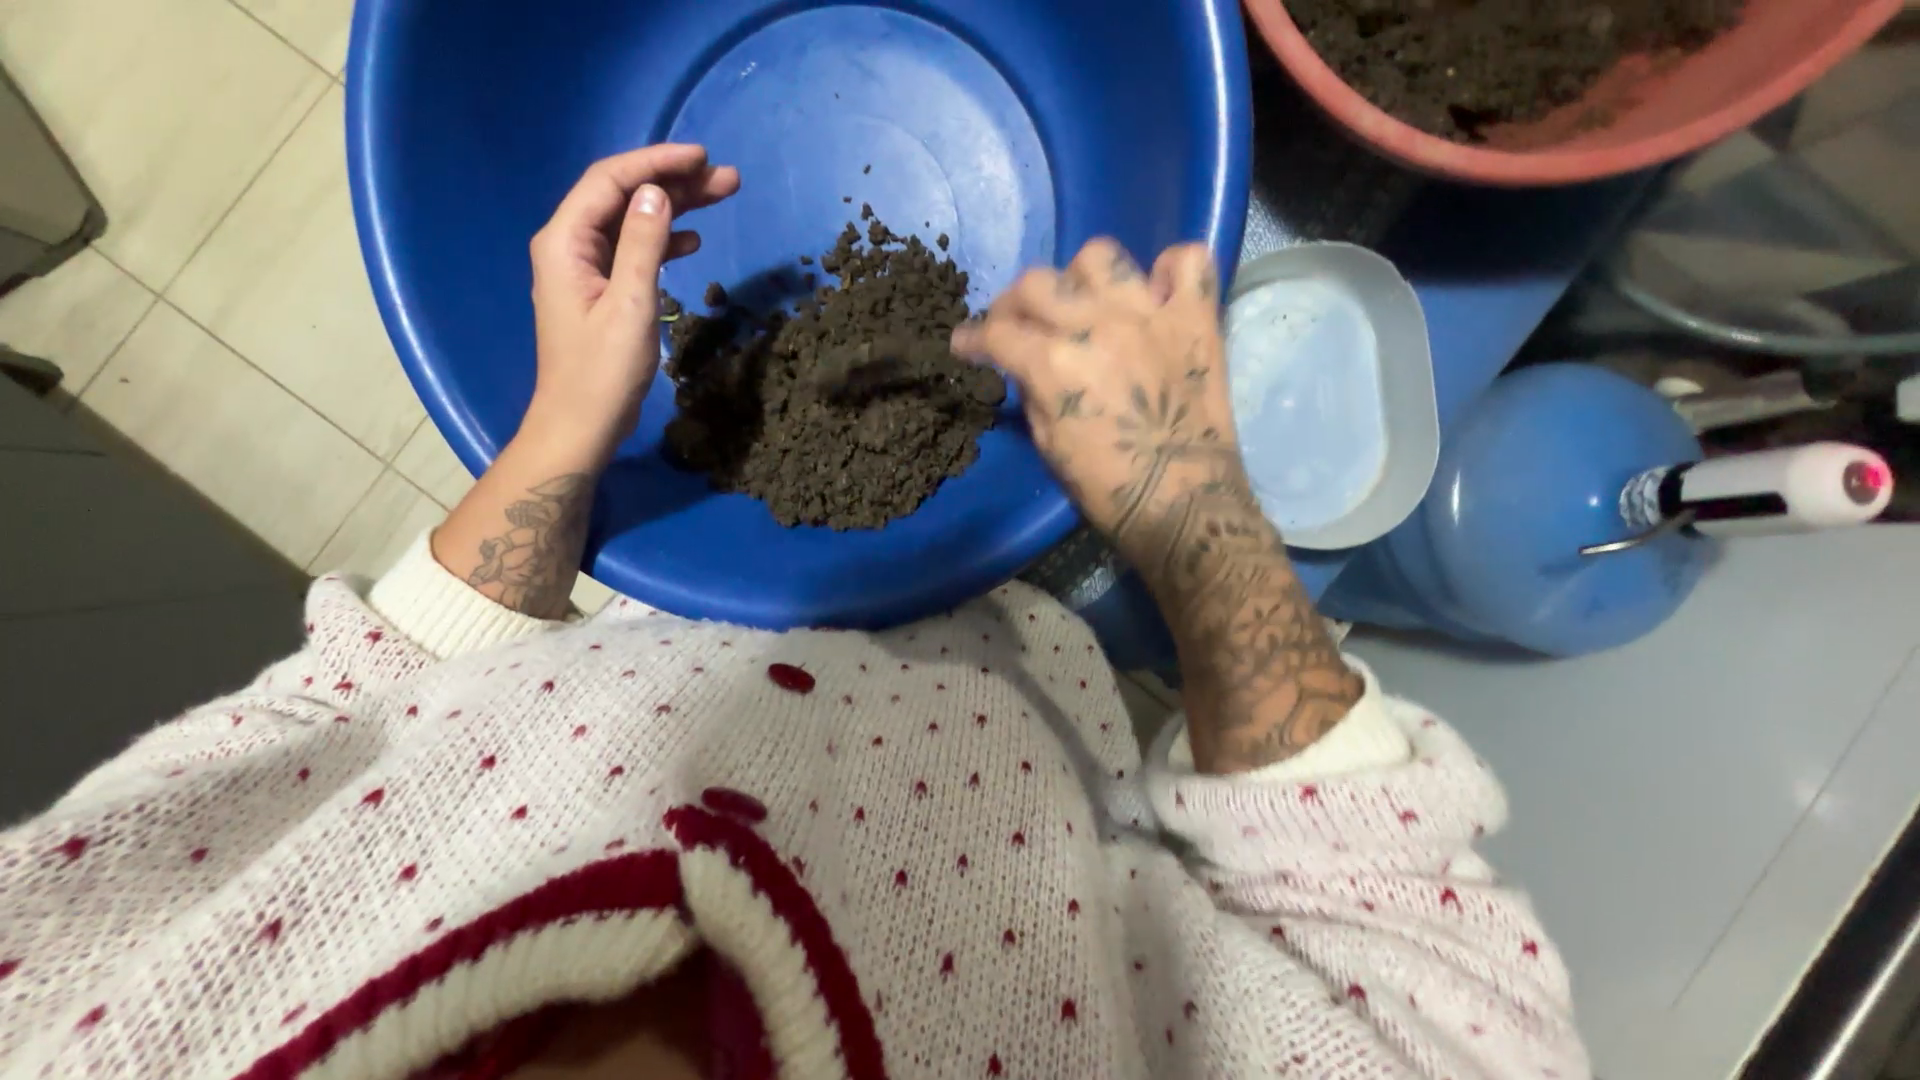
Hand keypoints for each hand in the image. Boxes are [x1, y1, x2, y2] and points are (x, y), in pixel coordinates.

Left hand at [523, 144, 739, 457]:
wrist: (581, 425)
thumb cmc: (602, 372)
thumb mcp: (629, 305)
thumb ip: (642, 244)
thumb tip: (657, 193)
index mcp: (566, 241)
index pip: (611, 182)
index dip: (656, 163)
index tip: (702, 157)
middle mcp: (570, 246)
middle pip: (623, 197)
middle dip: (673, 183)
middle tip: (727, 179)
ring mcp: (585, 269)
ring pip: (632, 222)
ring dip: (675, 209)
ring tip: (720, 199)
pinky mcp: (601, 291)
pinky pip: (633, 250)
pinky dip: (663, 240)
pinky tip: (693, 241)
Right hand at [951, 239, 1239, 565]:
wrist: (1184, 504)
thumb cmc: (1109, 489)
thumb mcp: (1050, 446)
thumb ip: (1033, 393)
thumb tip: (1027, 366)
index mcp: (1054, 364)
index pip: (997, 332)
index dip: (972, 338)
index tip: (965, 344)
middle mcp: (1098, 325)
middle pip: (1037, 282)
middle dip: (1013, 303)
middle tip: (1018, 325)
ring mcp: (1150, 314)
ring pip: (1100, 256)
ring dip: (1082, 278)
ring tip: (1087, 305)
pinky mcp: (1196, 317)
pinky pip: (1186, 260)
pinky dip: (1169, 271)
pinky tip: (1156, 296)